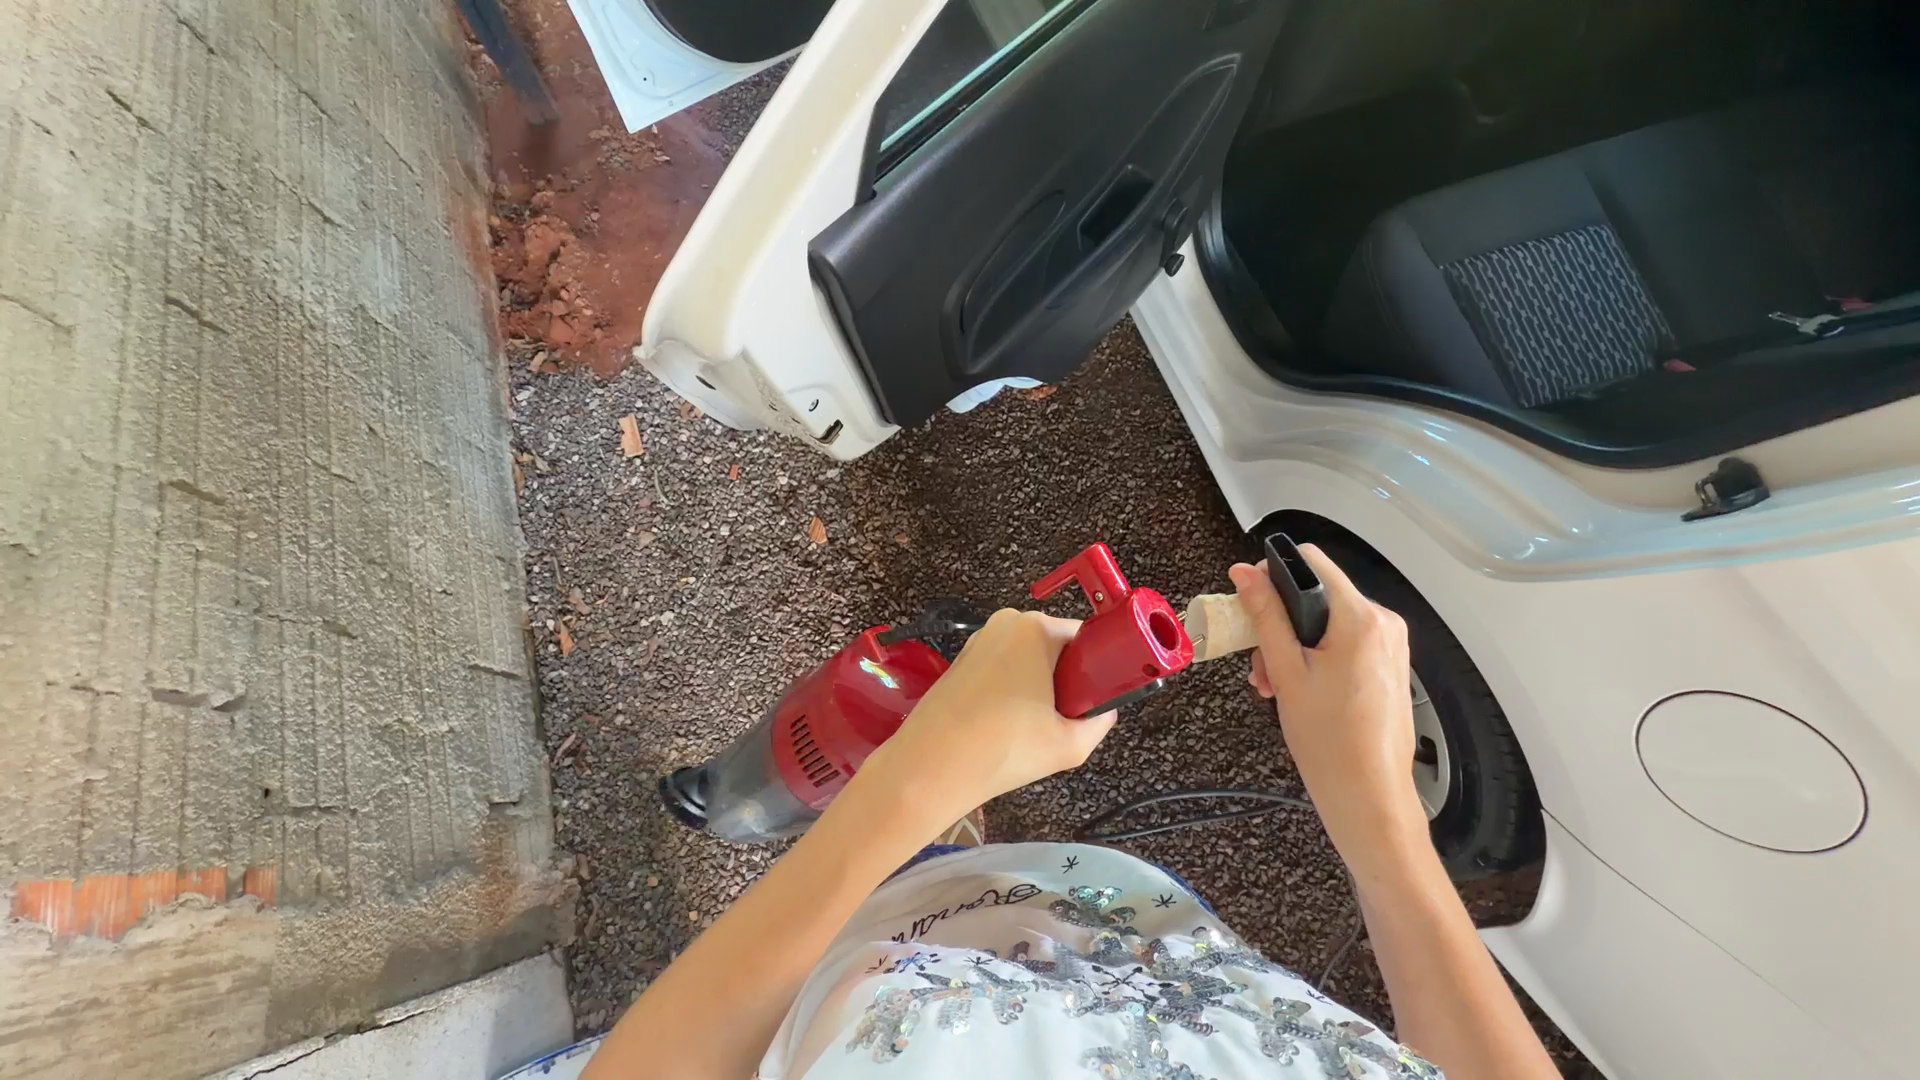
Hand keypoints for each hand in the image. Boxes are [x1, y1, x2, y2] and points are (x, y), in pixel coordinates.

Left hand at [847, 609, 1115, 835]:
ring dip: (1037, 684)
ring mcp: (978, 638)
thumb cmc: (1005, 749)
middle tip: (1063, 720)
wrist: (931, 767)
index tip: (1093, 700)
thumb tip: (1105, 710)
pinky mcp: (960, 658)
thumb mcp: (1071, 744)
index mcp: (1036, 629)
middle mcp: (1007, 622)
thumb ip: (1101, 721)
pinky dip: (1010, 688)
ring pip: (1027, 658)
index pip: (1085, 637)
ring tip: (1030, 727)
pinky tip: (1003, 724)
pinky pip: (1002, 666)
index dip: (1096, 667)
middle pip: (1055, 645)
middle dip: (1065, 678)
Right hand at [1230, 546, 1429, 878]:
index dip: (1272, 573)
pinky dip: (1313, 656)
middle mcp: (1383, 624)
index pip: (1310, 561)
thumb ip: (1265, 615)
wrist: (1370, 797)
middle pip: (1316, 594)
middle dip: (1278, 620)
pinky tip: (1295, 689)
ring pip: (1325, 621)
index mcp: (1361, 619)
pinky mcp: (1387, 665)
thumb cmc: (1330, 741)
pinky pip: (1342, 642)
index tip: (1249, 602)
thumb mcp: (1286, 671)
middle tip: (1258, 659)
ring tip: (1273, 683)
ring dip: (1291, 643)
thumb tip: (1244, 572)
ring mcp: (1390, 645)